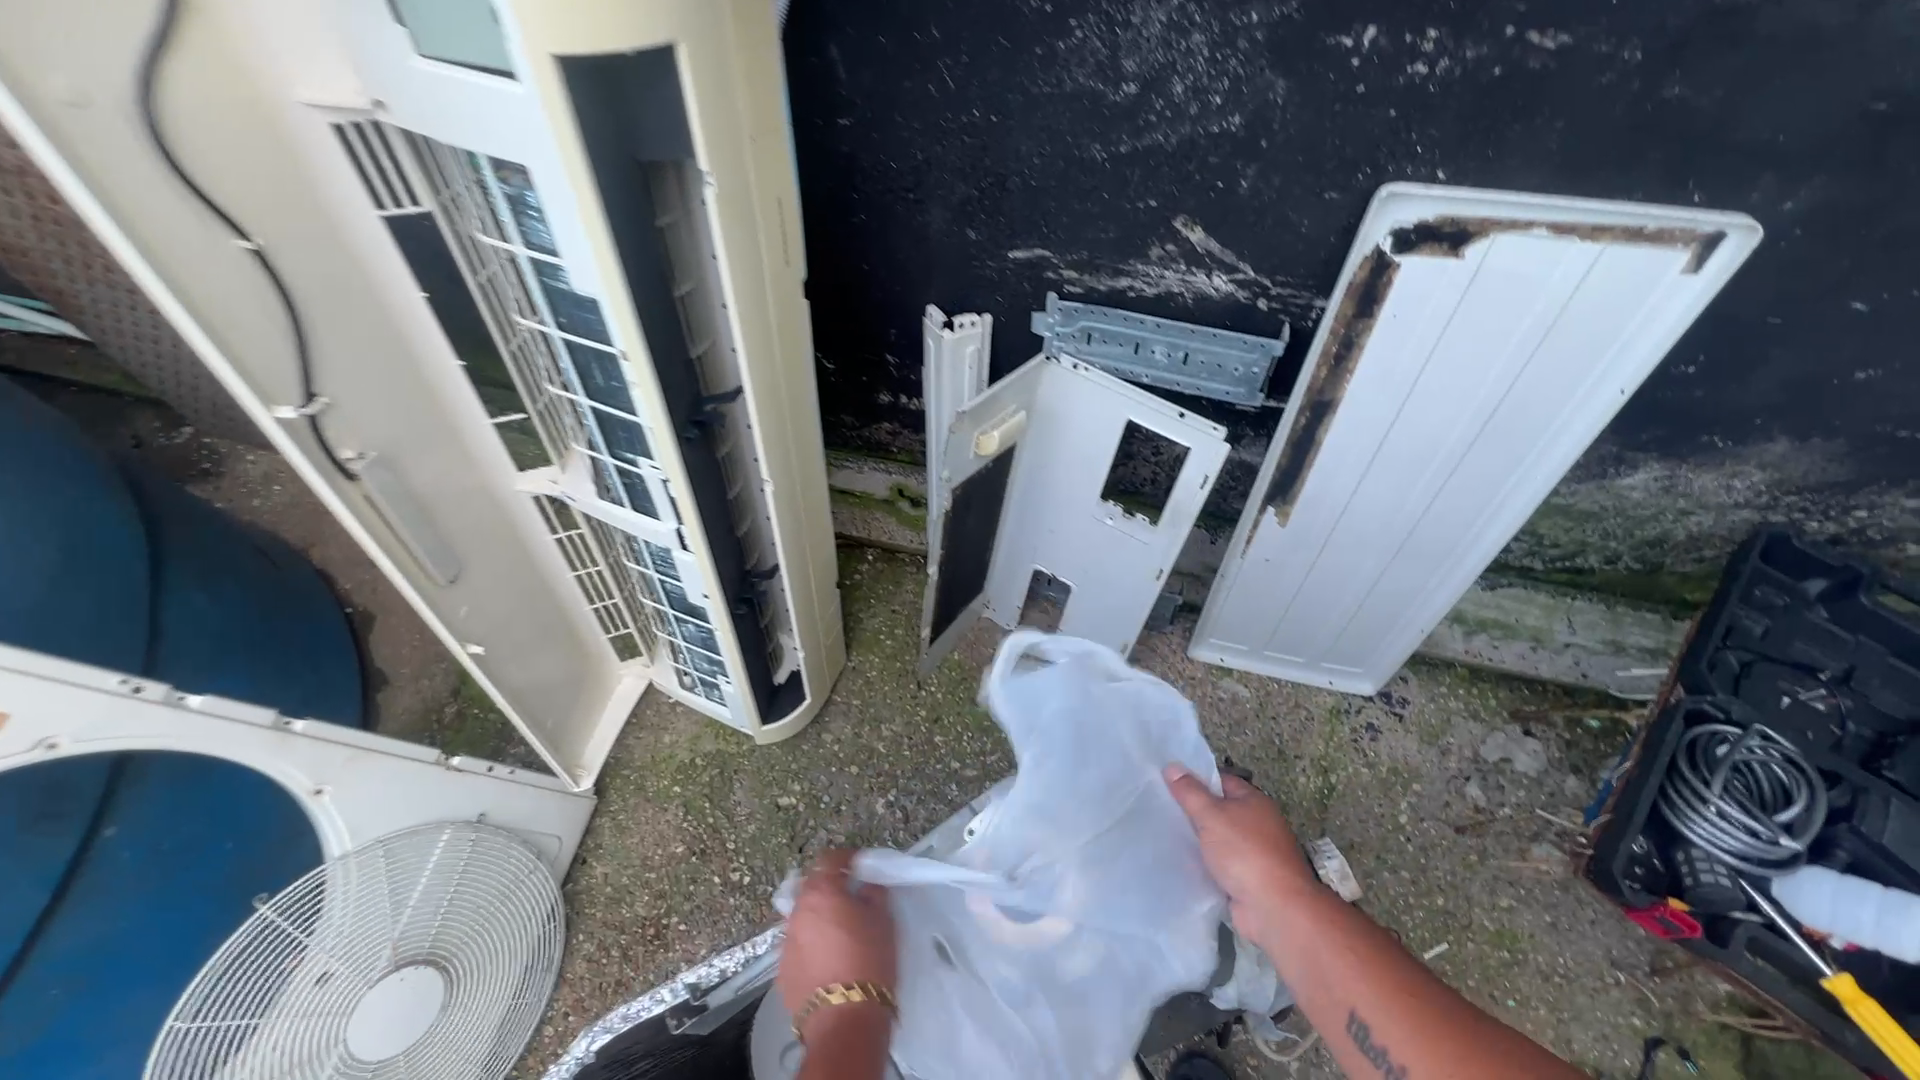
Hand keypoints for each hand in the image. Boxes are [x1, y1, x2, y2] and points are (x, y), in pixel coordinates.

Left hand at [778, 849, 897, 1039]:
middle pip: (812, 888)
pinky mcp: (782, 971)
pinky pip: (798, 946)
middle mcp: (797, 912)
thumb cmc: (869, 961)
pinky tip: (828, 960)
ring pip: (803, 918)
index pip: (829, 859)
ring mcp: (786, 942)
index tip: (861, 865)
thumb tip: (866, 885)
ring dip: (819, 918)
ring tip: (840, 932)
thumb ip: (873, 893)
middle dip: (830, 888)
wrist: (843, 1020)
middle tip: (852, 898)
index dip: (847, 858)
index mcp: (821, 893)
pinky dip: (812, 945)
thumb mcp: (883, 920)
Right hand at [1164, 765, 1319, 941]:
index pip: (1221, 781)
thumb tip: (1172, 766)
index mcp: (1254, 802)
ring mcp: (1254, 854)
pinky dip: (1204, 865)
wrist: (1273, 908)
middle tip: (1159, 808)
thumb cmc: (1244, 852)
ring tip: (1163, 834)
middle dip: (1193, 812)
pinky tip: (1180, 863)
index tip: (1168, 783)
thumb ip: (1190, 792)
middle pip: (1219, 811)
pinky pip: (1219, 865)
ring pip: (1217, 840)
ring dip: (1197, 841)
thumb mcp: (1212, 815)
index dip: (1196, 780)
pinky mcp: (1247, 880)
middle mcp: (1257, 825)